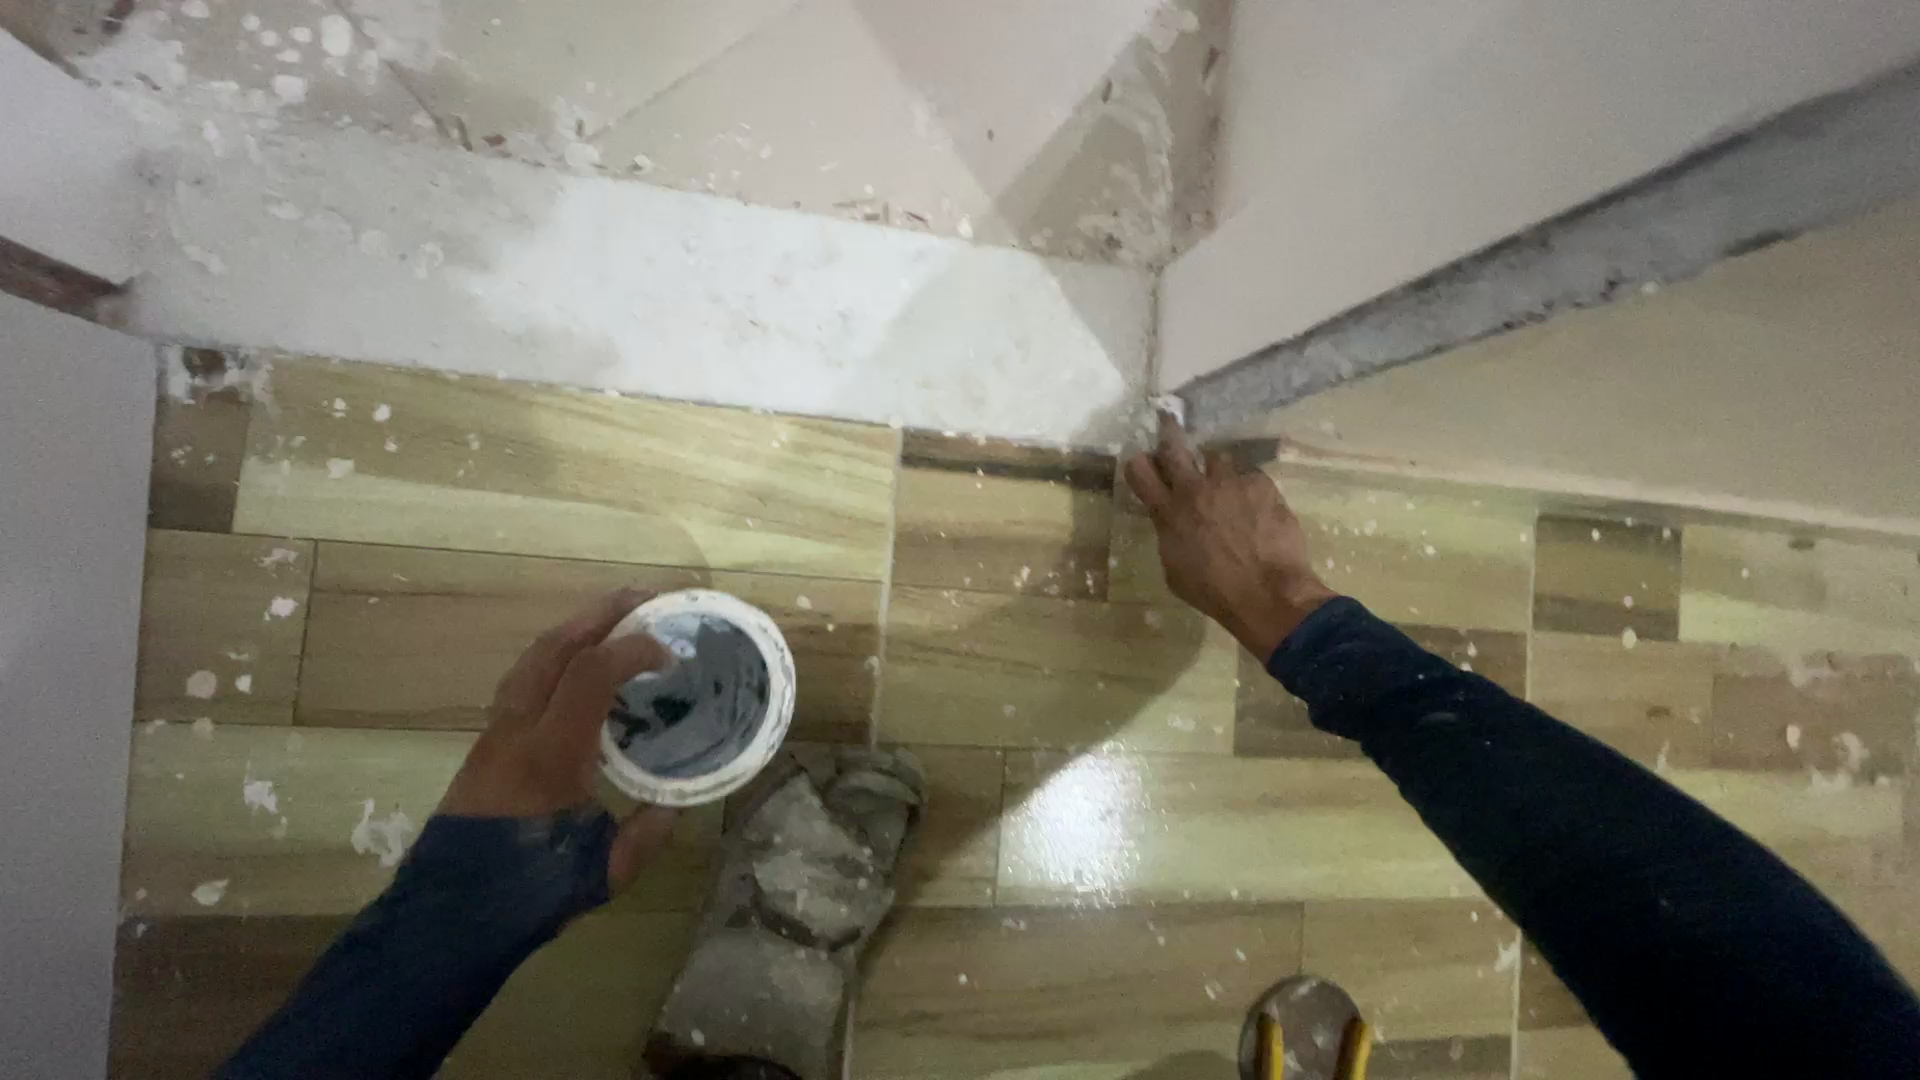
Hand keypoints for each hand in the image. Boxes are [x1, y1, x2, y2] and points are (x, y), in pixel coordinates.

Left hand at [440, 587, 679, 892]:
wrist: (442, 919)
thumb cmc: (524, 894)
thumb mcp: (604, 871)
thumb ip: (649, 832)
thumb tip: (680, 800)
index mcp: (549, 754)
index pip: (589, 674)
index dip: (633, 649)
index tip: (670, 654)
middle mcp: (517, 729)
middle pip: (554, 647)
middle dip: (602, 613)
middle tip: (646, 598)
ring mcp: (497, 731)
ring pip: (533, 656)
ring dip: (578, 627)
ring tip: (617, 618)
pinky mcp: (489, 741)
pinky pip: (526, 676)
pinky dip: (560, 653)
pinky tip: (583, 662)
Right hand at [1124, 413, 1337, 658]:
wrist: (1267, 593)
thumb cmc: (1213, 591)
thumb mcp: (1175, 569)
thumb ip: (1171, 536)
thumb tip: (1175, 524)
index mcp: (1168, 513)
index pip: (1140, 471)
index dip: (1139, 463)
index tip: (1143, 461)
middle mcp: (1194, 490)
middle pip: (1173, 448)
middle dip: (1168, 435)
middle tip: (1170, 428)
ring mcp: (1229, 483)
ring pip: (1217, 458)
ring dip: (1218, 471)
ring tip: (1228, 489)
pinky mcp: (1261, 484)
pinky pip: (1250, 478)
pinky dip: (1250, 491)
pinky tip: (1259, 511)